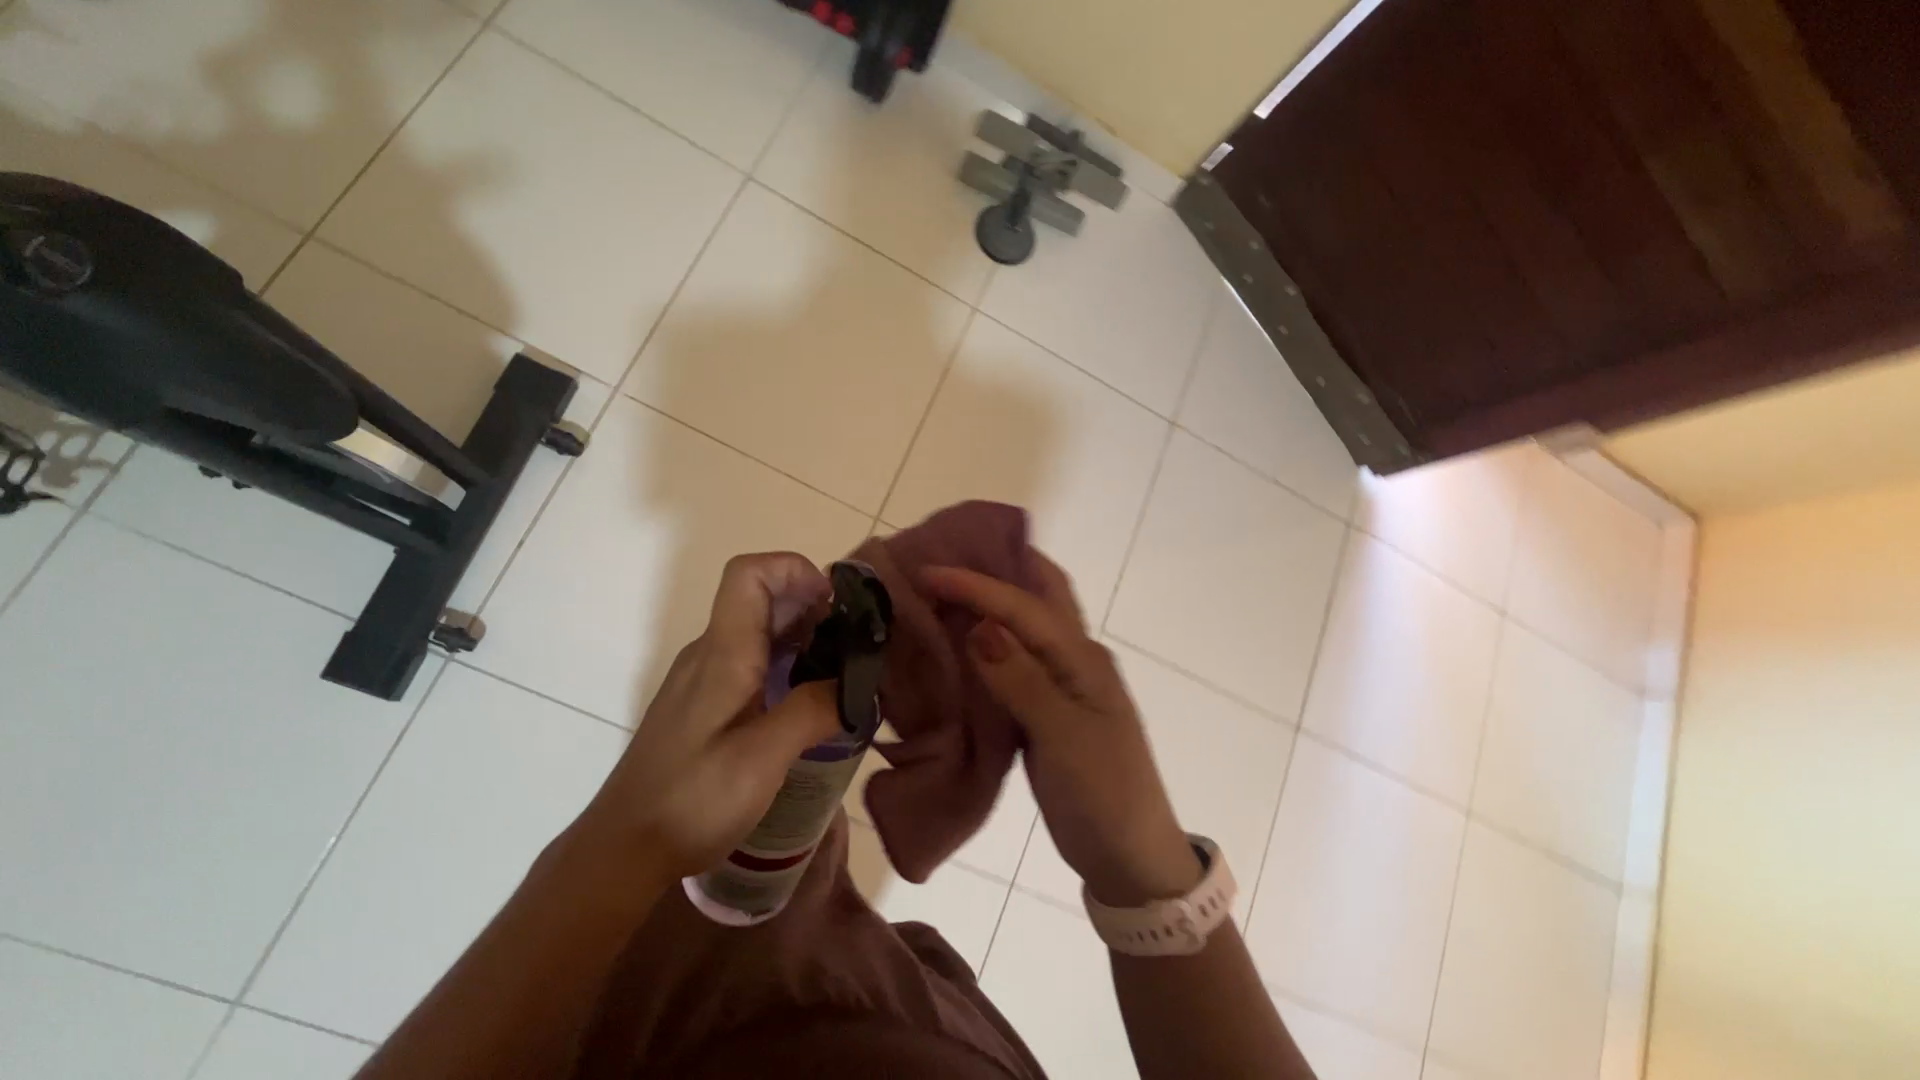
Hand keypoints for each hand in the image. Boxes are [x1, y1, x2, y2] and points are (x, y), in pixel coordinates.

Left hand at [572, 553, 841, 883]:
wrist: (624, 847)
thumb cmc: (692, 799)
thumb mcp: (763, 759)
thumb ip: (812, 712)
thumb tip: (858, 686)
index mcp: (722, 654)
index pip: (749, 573)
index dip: (794, 569)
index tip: (835, 604)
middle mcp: (709, 655)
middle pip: (758, 598)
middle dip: (811, 604)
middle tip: (854, 643)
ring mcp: (702, 681)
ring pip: (756, 633)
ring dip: (802, 637)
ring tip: (842, 672)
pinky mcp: (703, 708)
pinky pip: (749, 664)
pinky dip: (786, 666)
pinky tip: (808, 703)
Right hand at [921, 553, 1200, 906]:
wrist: (1129, 857)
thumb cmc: (1103, 794)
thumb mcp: (1065, 738)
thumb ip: (1023, 680)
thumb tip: (980, 626)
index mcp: (1084, 659)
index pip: (1025, 607)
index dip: (976, 586)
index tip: (926, 572)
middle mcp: (1074, 660)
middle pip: (1039, 596)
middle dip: (998, 567)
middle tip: (947, 554)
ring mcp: (1060, 686)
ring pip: (1024, 626)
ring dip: (989, 602)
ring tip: (940, 589)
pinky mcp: (1043, 712)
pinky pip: (1011, 662)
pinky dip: (984, 643)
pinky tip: (953, 645)